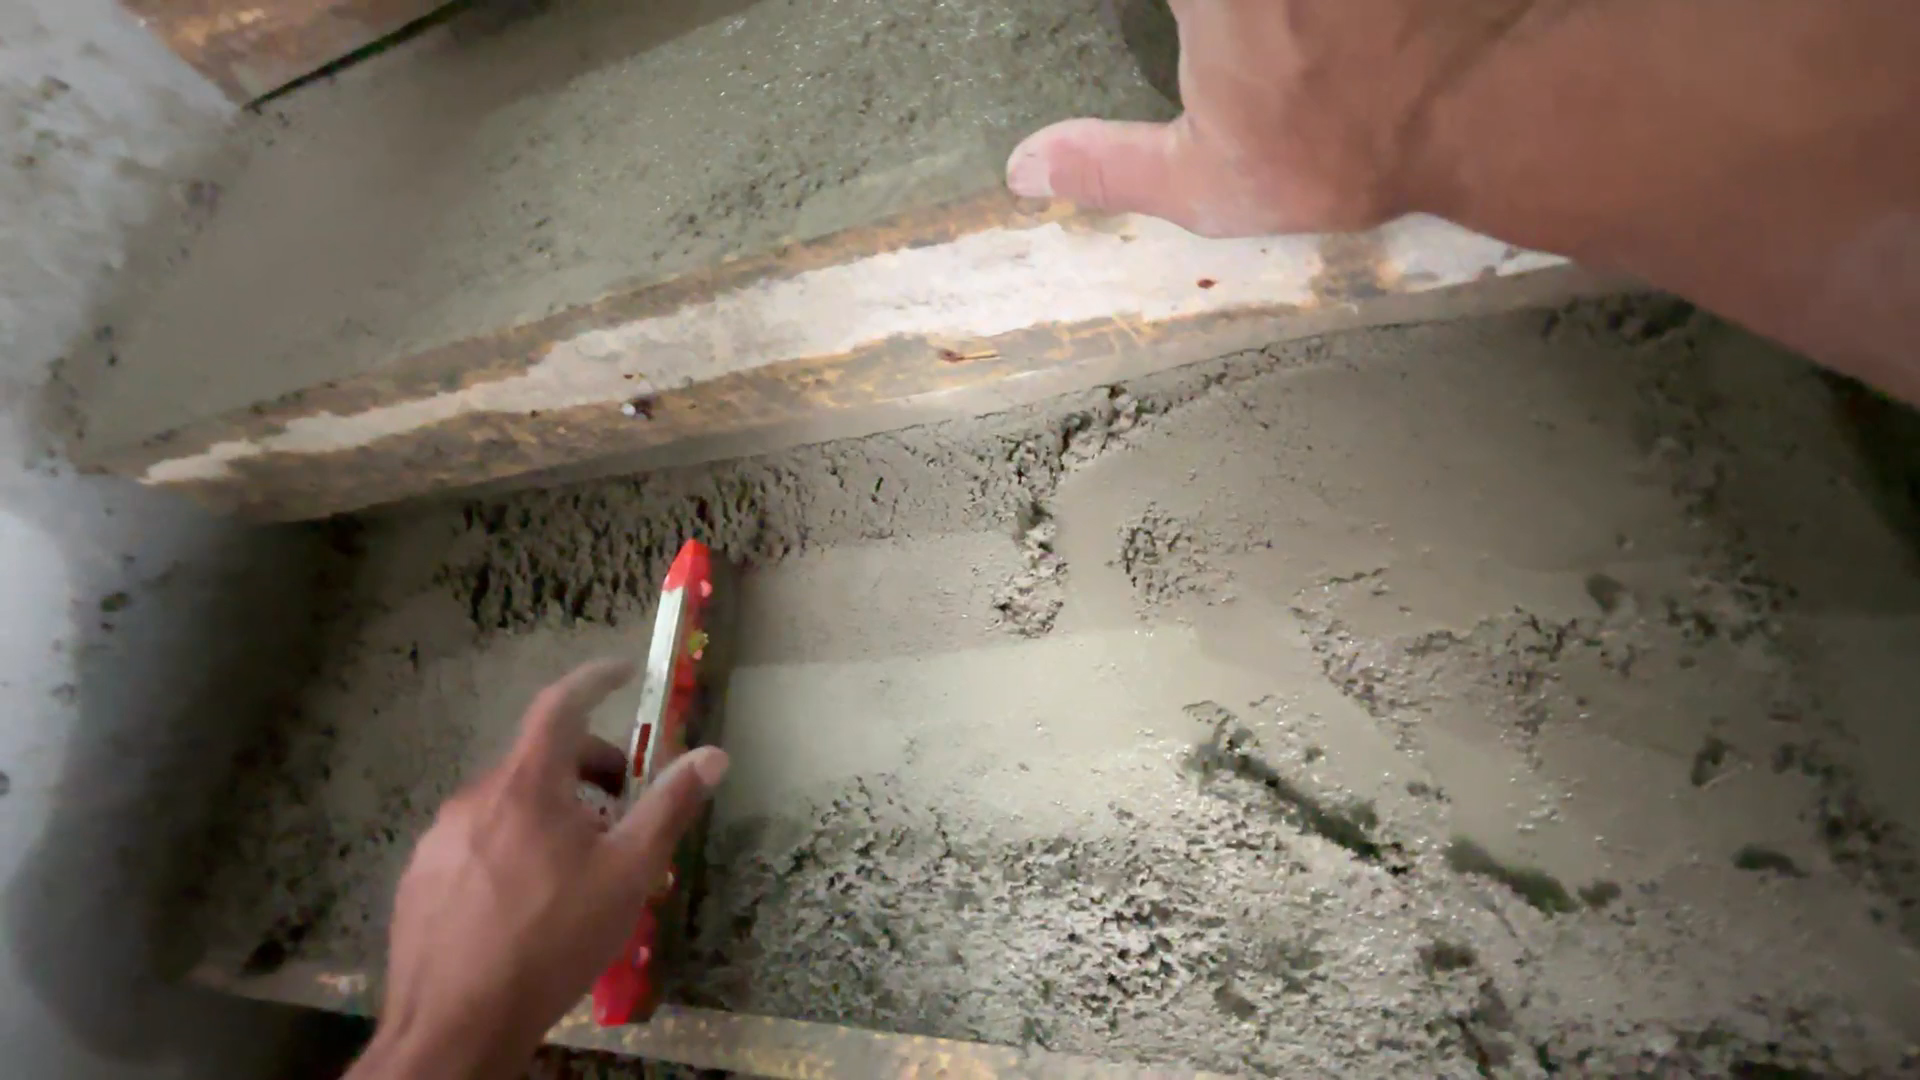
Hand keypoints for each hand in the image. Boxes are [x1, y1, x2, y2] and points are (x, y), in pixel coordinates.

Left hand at [351, 660, 729, 1079]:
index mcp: (526, 785)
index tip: (625, 672)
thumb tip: (714, 755)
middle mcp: (475, 798)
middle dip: (591, 766)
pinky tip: (532, 895)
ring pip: (511, 800)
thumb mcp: (630, 870)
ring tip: (582, 859)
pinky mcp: (420, 879)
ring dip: (556, 808)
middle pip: (542, 756)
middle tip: (623, 806)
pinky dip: (517, 839)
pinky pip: (479, 836)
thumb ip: (671, 805)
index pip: (561, 705)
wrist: (452, 1035)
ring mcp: (439, 840)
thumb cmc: (552, 939)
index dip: (595, 680)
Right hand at [1005, 0, 1534, 236]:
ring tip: (1270, 35)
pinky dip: (1301, 5)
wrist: (1487, 99)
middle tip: (1235, 53)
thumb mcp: (1202, 184)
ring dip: (1248, 16)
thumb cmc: (1334, 149)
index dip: (1173, 21)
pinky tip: (1326, 21)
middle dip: (1212, 23)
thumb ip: (1106, 167)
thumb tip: (1019, 169)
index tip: (1184, 43)